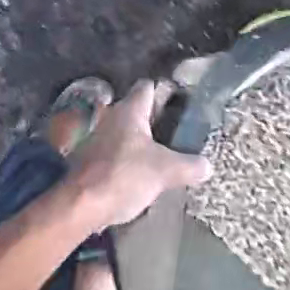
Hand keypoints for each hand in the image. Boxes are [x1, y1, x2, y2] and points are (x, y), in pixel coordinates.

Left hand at [62, 80, 212, 228]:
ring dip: (140, 139)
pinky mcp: (91, 156)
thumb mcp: (165, 171)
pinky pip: (115, 149)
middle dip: (154, 119)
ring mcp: (98, 135)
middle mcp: (111, 115)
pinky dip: (127, 156)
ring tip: (162, 154)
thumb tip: (207, 165)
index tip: (180, 101)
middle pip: (136, 109)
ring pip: (124, 130)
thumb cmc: (124, 175)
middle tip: (177, 132)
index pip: (147, 87)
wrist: (83, 202)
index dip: (164, 90)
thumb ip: (189, 166)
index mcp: (129, 110)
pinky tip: (140, 172)